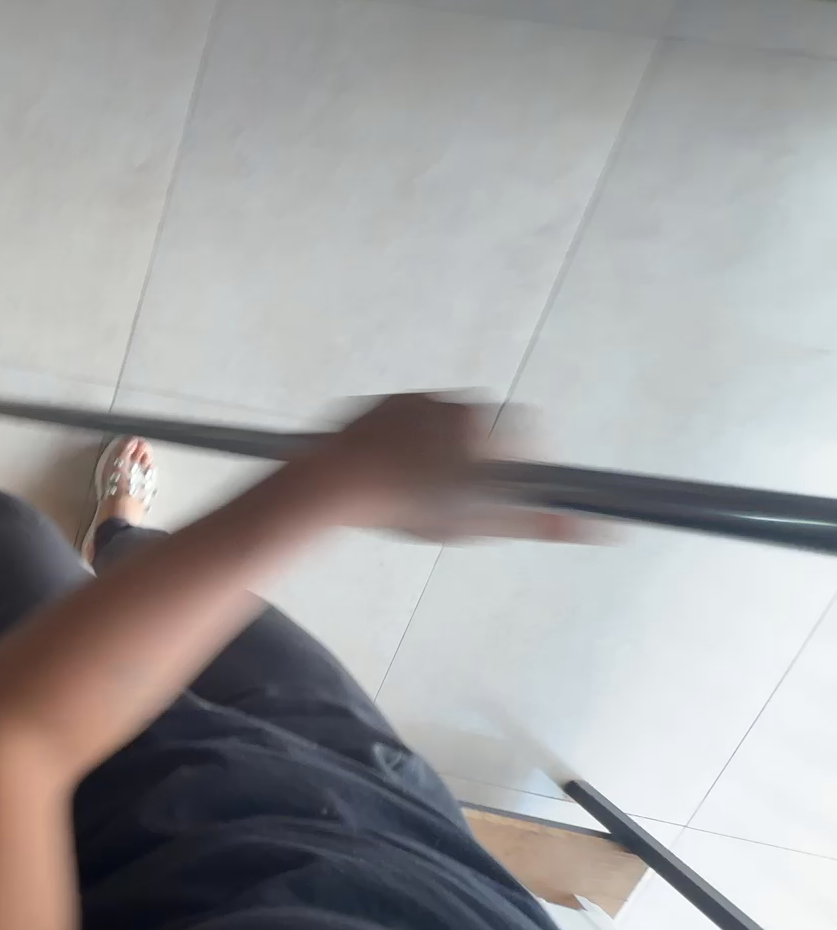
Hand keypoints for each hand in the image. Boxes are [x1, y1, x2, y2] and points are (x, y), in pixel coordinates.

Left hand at [297, 393, 582, 542]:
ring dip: (436, 446)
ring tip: (411, 480)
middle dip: (472, 456)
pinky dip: (403, 437)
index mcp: (490, 425)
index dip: (511, 466)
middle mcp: (458, 403)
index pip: (525, 439)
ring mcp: (418, 399)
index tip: (490, 488)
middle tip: (444, 489)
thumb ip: (533, 521)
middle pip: (482, 430)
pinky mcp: (383, 401)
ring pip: (442, 425)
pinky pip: (406, 418)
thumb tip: (598, 531)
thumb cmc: (402, 505)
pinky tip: (388, 464)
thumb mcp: (472, 521)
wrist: (332, 484)